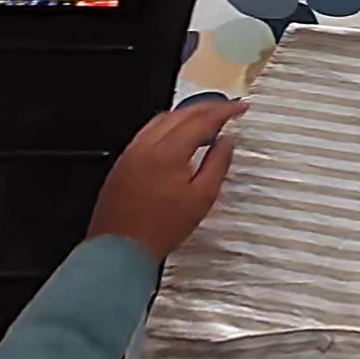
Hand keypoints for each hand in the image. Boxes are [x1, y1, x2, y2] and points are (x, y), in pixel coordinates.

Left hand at [88, 99, 247, 261]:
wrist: (119, 251)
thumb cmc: (160, 228)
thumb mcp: (203, 196)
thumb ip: (219, 163)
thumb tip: (227, 141)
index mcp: (168, 152)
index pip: (202, 119)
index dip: (225, 110)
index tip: (240, 107)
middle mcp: (146, 146)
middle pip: (182, 113)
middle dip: (208, 107)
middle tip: (228, 108)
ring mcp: (132, 153)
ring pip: (163, 119)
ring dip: (188, 113)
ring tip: (207, 119)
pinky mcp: (123, 162)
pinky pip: (149, 131)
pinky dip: (170, 124)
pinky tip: (180, 135)